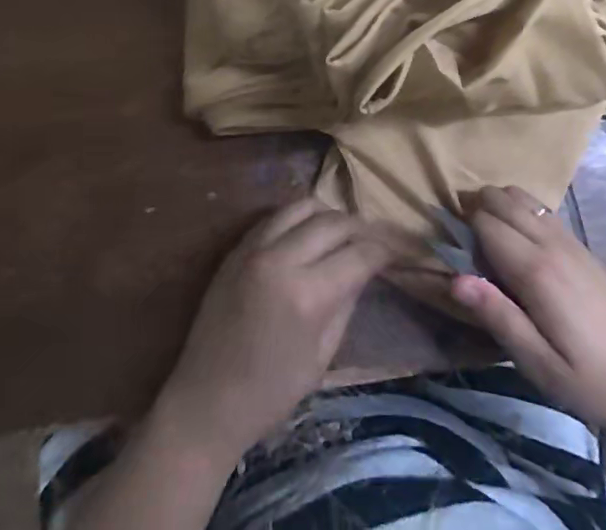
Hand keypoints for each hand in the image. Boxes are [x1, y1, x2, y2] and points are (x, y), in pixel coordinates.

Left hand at [151, 199, 392, 461]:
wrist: (206, 399)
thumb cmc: (271, 392)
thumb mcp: (323, 354)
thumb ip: (347, 301)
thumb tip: (365, 268)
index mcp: (308, 294)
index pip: (360, 253)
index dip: (386, 250)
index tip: (400, 252)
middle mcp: (280, 259)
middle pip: (335, 221)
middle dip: (362, 229)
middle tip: (375, 242)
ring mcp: (253, 249)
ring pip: (303, 206)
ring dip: (330, 215)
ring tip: (342, 234)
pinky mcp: (235, 248)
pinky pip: (275, 216)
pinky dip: (298, 219)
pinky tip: (307, 236)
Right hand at [450, 186, 605, 439]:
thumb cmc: (591, 382)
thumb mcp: (538, 364)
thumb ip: (497, 316)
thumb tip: (453, 278)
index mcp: (538, 271)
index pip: (486, 223)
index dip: (462, 232)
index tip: (454, 257)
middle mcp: (553, 245)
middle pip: (503, 199)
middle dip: (476, 209)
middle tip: (465, 246)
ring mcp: (572, 243)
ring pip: (524, 198)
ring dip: (498, 205)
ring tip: (487, 241)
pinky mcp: (583, 249)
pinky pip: (543, 211)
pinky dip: (521, 210)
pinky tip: (517, 241)